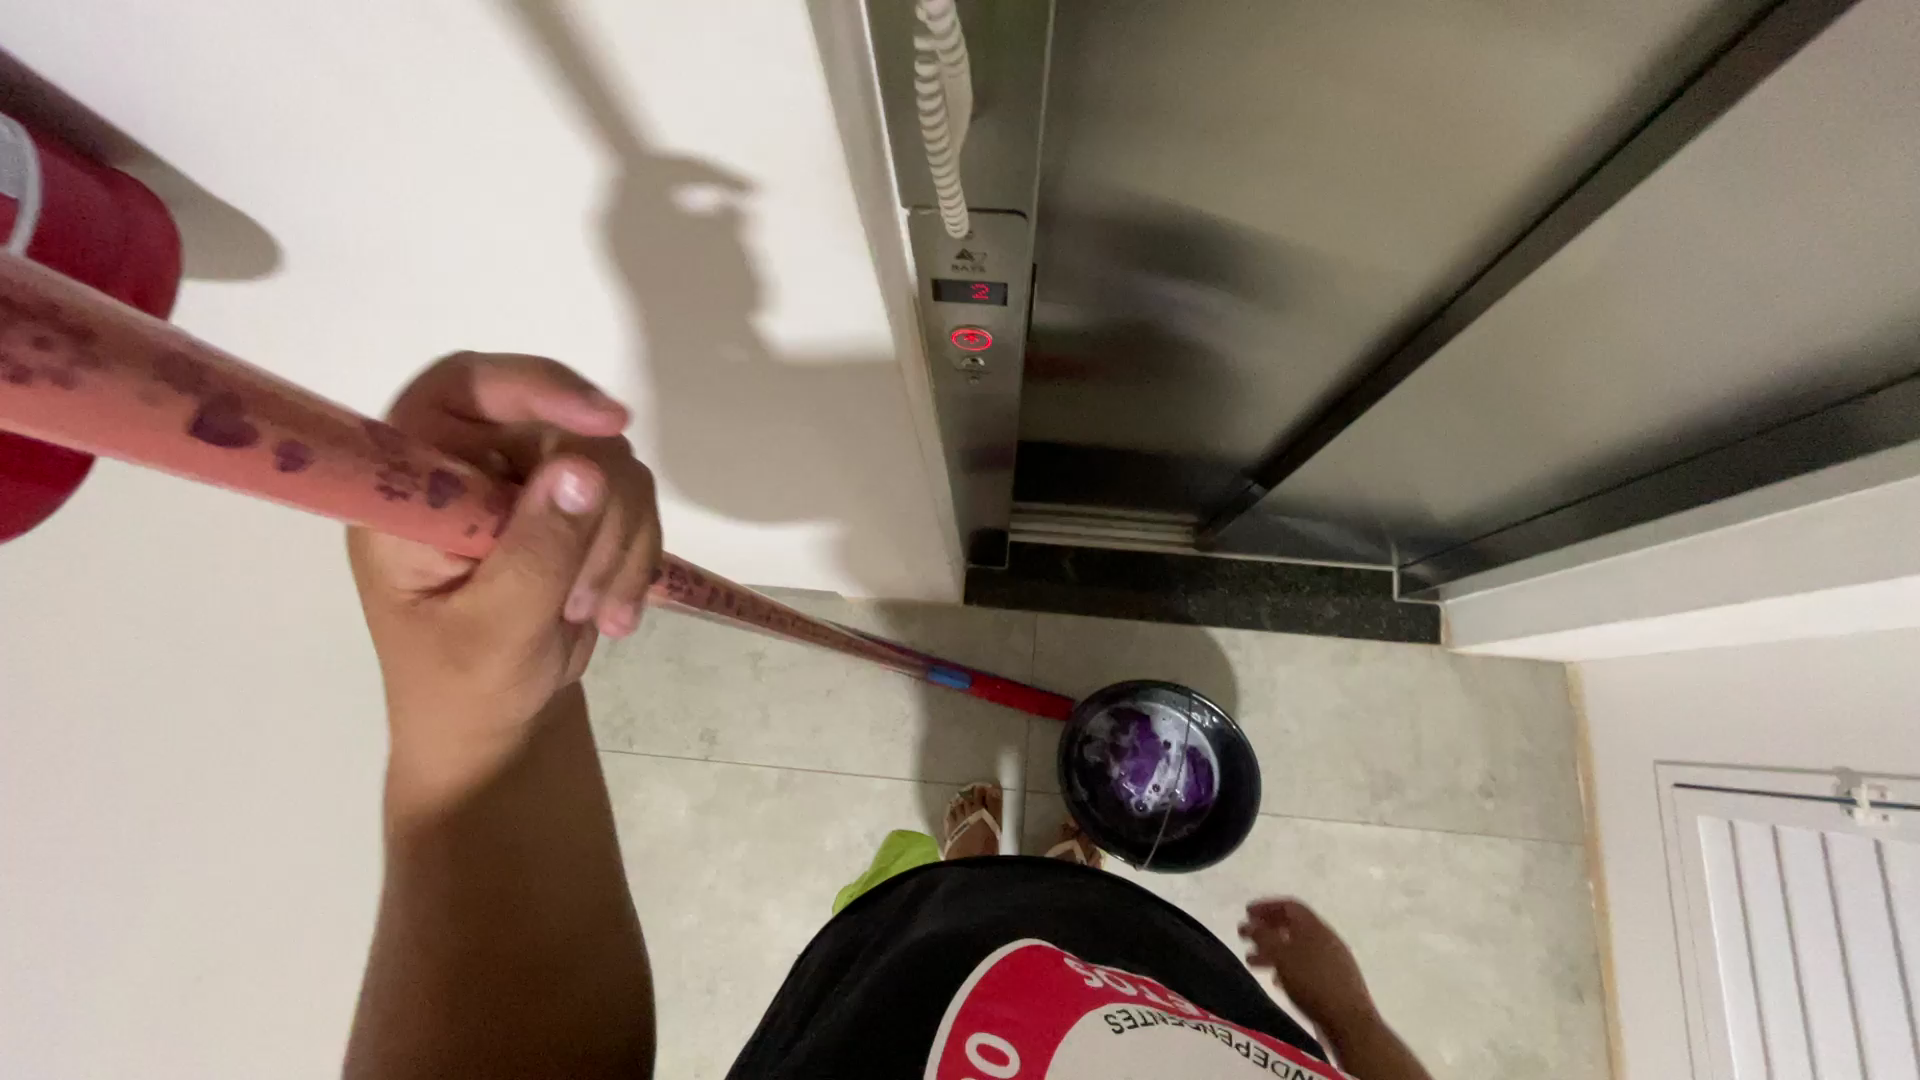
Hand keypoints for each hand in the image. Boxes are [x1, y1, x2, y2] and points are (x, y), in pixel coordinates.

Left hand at [347, 352, 660, 818]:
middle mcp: (476, 469)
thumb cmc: (464, 686)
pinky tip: (616, 610)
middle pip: (566, 432)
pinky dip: (639, 557)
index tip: (607, 423)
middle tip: (588, 594)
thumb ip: (537, 552)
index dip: (535, 388)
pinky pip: (636, 503)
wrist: (501, 719)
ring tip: (597, 612)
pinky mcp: (577, 513)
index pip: (467, 389)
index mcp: (418, 483)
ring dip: (623, 546)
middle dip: (598, 515)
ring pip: (616, 470)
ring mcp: (531, 490)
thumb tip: (586, 469)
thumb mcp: (495, 631)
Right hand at [1239, 898, 1378, 1037]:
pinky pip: (1307, 968)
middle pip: (1293, 927)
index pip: (1289, 906)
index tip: (1246, 913)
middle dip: (1267, 930)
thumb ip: (1262, 936)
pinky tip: (1277, 982)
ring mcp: (1334, 962)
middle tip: (1247, 938)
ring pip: (1298, 949)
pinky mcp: (1337, 984)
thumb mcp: (1280, 955)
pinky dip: (1289, 968)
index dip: (1266, 907)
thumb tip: (1250, 924)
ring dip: (1274, 952)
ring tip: (1253, 963)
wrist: (1351, 1024)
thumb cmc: (1312, 983)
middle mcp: (1326, 939)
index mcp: (1314, 927)